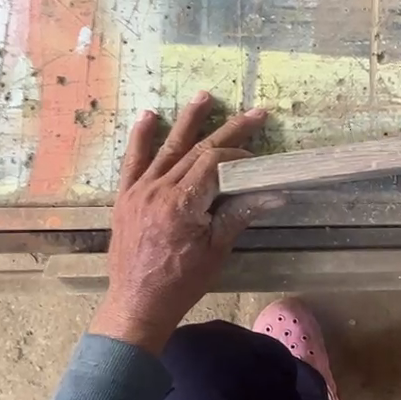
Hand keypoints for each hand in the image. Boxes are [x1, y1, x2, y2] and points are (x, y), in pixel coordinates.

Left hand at [89, 93, 284, 354]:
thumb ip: (239, 214)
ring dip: (189, 120)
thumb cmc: (182, 281)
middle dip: (229, 129)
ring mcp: (139, 191)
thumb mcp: (216, 250)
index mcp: (183, 204)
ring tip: (205, 96)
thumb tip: (274, 194)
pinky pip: (133, 161)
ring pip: (168, 147)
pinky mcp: (126, 197)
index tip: (256, 156)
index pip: (215, 162)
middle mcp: (159, 190)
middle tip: (254, 113)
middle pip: (197, 149)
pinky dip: (141, 137)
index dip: (238, 153)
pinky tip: (150, 116)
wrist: (136, 303)